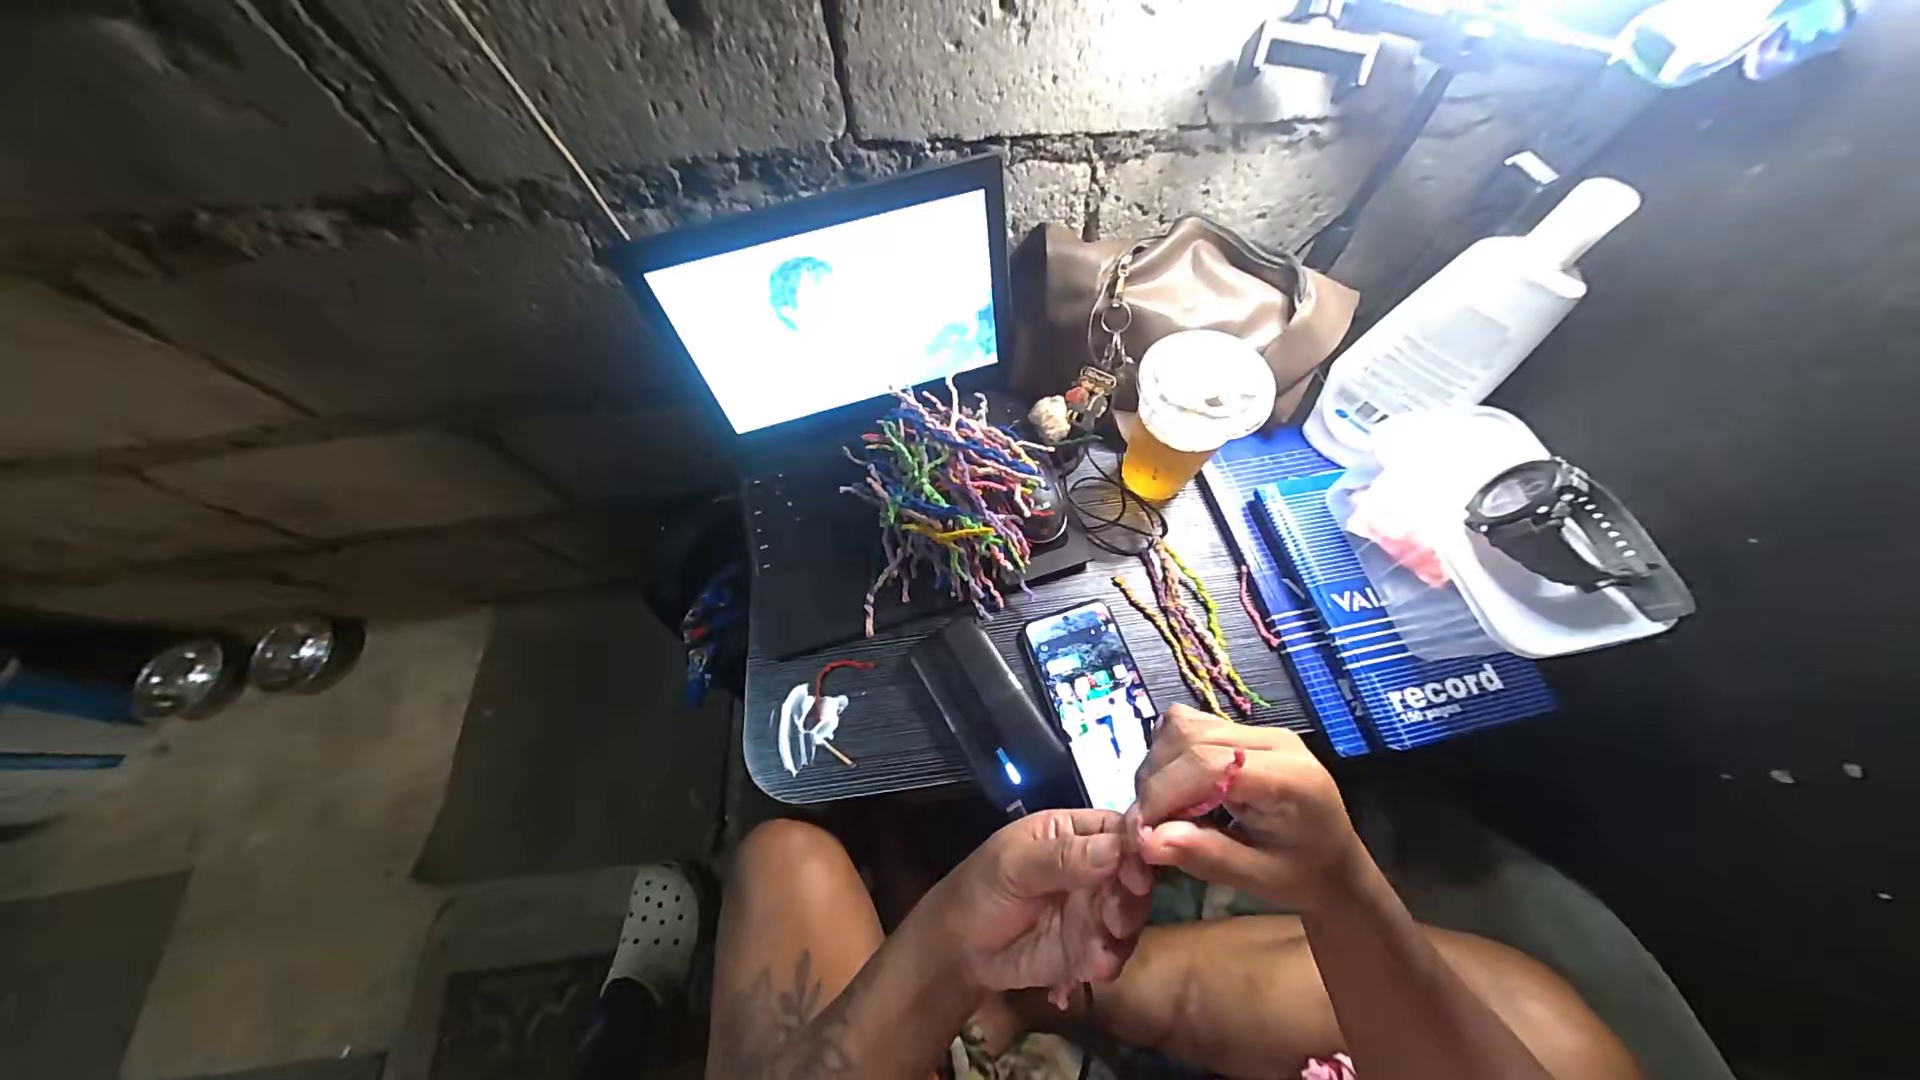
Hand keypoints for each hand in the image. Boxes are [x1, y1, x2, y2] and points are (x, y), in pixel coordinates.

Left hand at [922, 809, 1152, 1003]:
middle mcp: (1092, 867)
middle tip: (1115, 914)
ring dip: (1125, 929)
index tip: (1136, 873)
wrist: (960, 948)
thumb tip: (1116, 848)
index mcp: (1072, 832)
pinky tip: (1092, 968)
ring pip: (1131, 914)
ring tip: (1104, 940)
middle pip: (1133, 873)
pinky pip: (1115, 953)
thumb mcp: (1013, 865)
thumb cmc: (981, 888)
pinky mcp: (1089, 948)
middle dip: (1132, 894)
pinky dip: (1109, 961)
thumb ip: (1061, 857)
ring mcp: (1092, 909)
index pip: (1118, 830)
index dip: (1135, 847)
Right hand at [1125, 704, 1362, 910]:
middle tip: (1148, 828)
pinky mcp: (1238, 728)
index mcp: (1291, 777)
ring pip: (1181, 725)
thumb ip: (1206, 856)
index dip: (1164, 794)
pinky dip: (1167, 753)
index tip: (1141, 835)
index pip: (1209, 765)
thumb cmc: (1305, 877)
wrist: (1334, 862)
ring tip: (1162, 808)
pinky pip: (1186, 724)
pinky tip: (1176, 786)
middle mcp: (1272, 739)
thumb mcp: (1261, 880)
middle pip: (1188, 738)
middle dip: (1156, 783)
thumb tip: (1145, 841)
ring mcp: (1255, 728)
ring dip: (1157, 767)